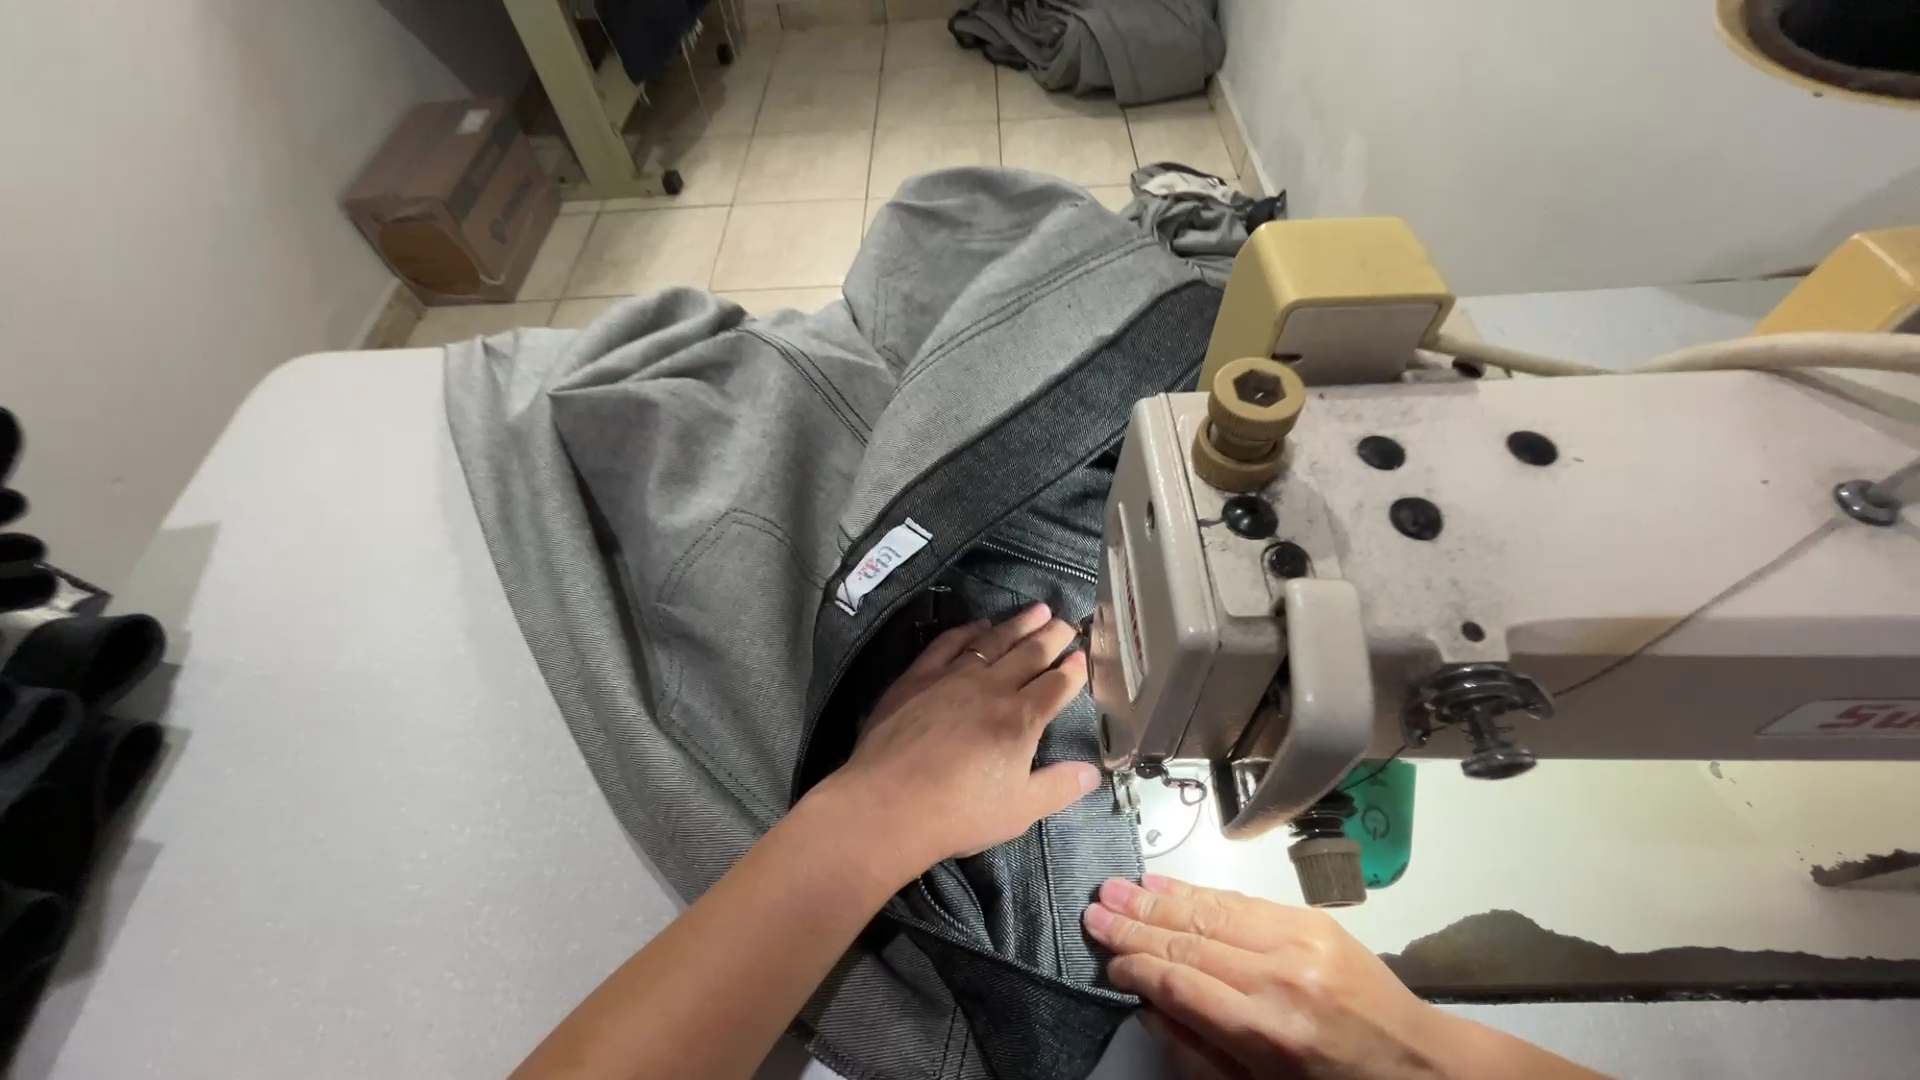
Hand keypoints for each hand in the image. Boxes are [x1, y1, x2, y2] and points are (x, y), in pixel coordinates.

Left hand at [808, 604, 1101, 874]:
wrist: (889, 803)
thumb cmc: (958, 813)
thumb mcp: (1019, 810)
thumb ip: (1059, 787)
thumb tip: (1092, 772)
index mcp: (1021, 720)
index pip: (1056, 685)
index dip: (1073, 670)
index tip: (1083, 656)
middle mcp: (991, 689)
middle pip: (1029, 655)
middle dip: (1052, 637)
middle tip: (1067, 623)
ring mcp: (952, 677)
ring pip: (993, 642)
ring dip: (1018, 624)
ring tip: (1037, 610)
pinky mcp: (918, 676)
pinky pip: (948, 643)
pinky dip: (967, 630)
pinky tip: (980, 624)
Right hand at [1084, 876, 1448, 1079]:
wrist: (1422, 1068)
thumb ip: (1196, 1053)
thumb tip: (1145, 1004)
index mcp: (1267, 1034)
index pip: (1180, 986)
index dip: (1135, 969)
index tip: (1105, 961)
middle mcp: (1278, 978)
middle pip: (1187, 943)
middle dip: (1134, 927)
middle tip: (1093, 911)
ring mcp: (1296, 941)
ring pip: (1207, 912)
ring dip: (1155, 901)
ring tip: (1115, 889)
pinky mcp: (1309, 919)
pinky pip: (1238, 900)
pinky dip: (1195, 892)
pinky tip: (1162, 884)